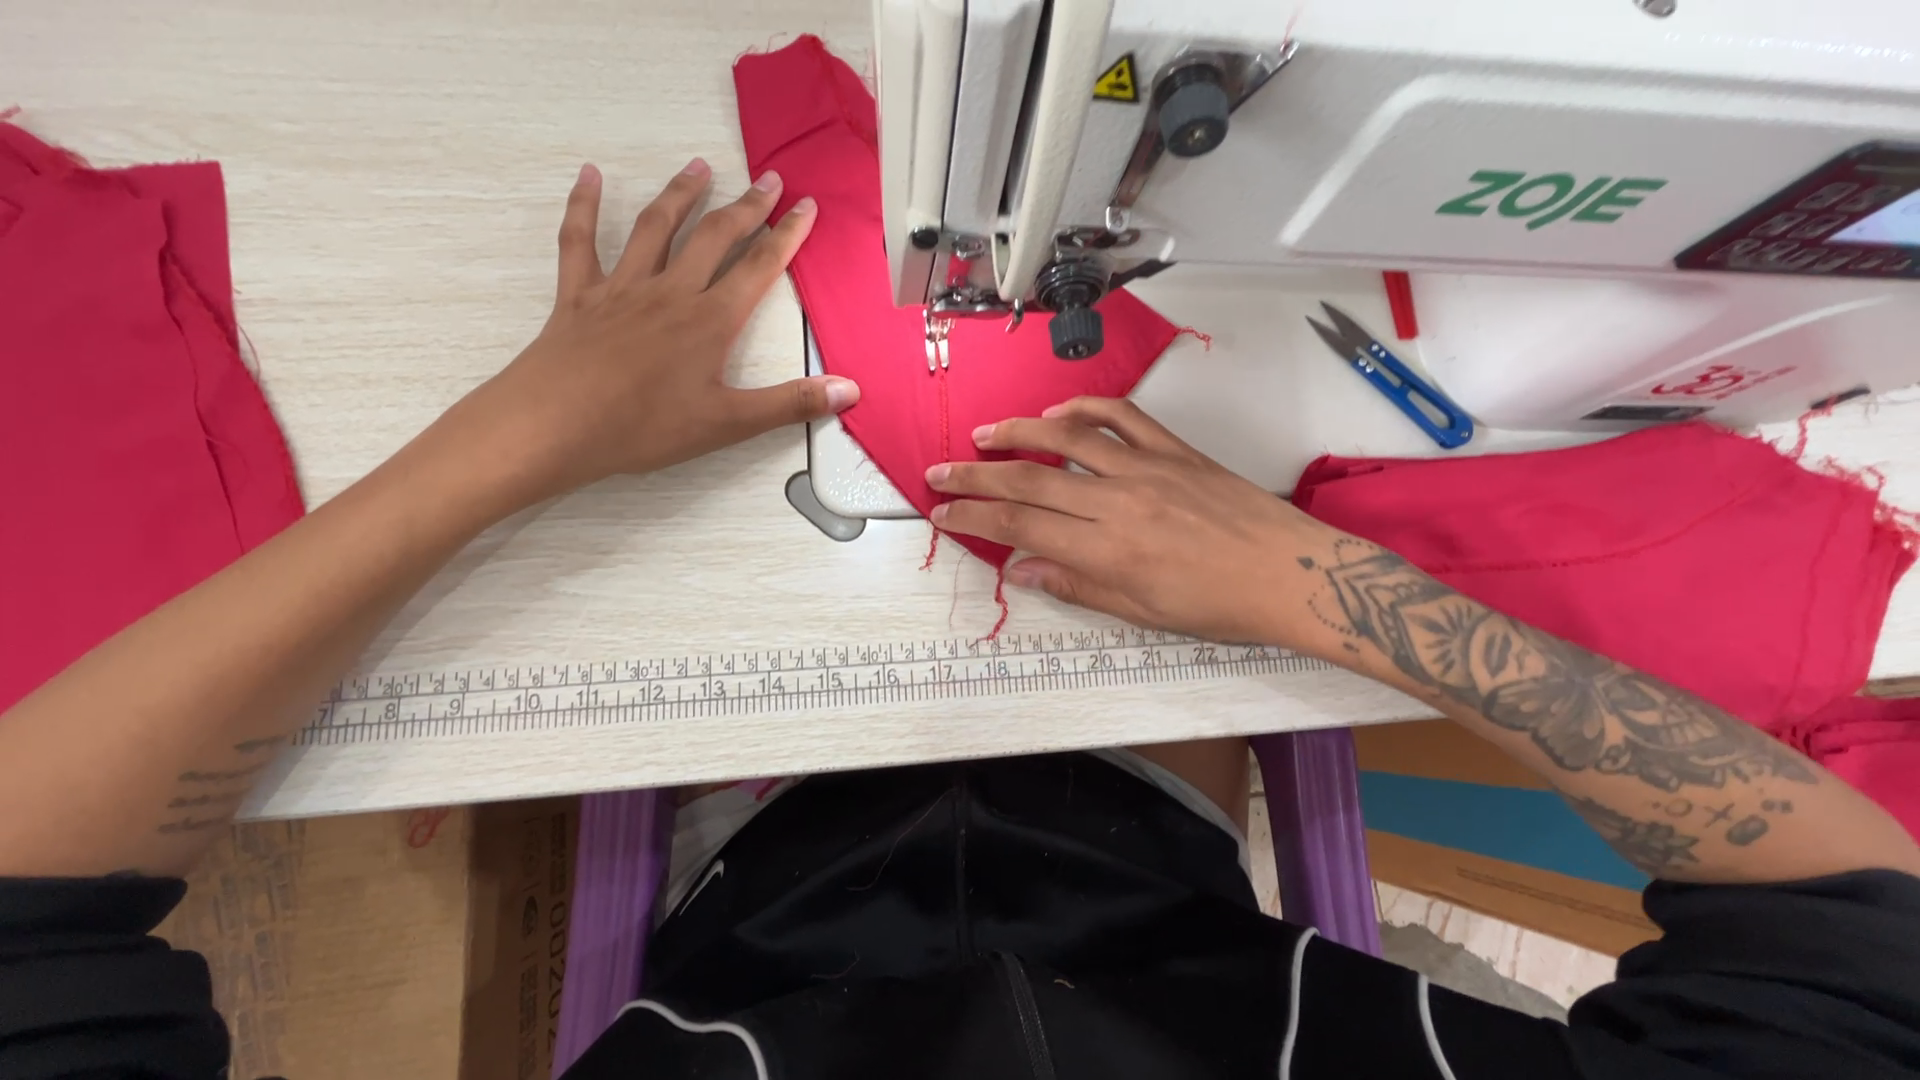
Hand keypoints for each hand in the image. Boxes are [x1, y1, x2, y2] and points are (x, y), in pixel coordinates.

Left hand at [447, 159, 857, 507]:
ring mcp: (623, 288)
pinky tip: (588, 176)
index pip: (759, 268)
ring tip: (700, 167)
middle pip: (715, 237)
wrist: (556, 425)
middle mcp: (671, 292)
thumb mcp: (728, 423)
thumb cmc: (644, 427)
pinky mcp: (580, 295)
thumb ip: (791, 404)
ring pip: (656, 228)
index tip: (806, 207)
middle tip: (769, 179)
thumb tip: (849, 390)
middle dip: (746, 206)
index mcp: (710, 321)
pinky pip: (580, 241)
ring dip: (681, 194)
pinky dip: (584, 205)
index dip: (787, 235)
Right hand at [925, 397, 1352, 648]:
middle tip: (939, 471)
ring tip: (983, 435)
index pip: (1020, 527)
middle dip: (975, 476)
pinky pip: (1123, 417)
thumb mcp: (1142, 611)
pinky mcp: (1175, 450)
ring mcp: (1147, 468)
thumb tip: (1021, 571)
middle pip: (1029, 481)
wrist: (1290, 574)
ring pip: (1067, 440)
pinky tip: (1060, 413)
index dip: (974, 517)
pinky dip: (1087, 409)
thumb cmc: (1219, 605)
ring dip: (1018, 433)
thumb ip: (1077, 584)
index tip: (943, 511)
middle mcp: (1118, 502)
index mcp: (1107, 550)